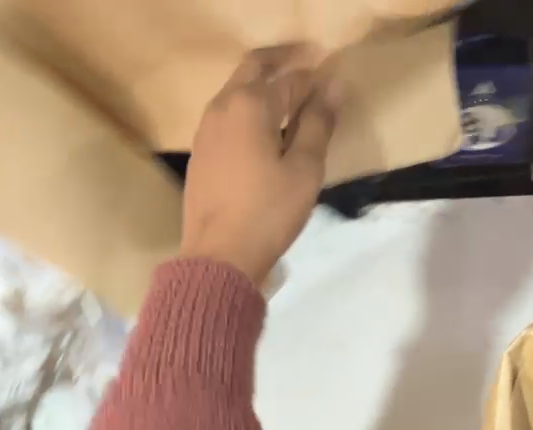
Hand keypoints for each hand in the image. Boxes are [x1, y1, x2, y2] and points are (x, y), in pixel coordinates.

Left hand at [180, 47, 339, 284]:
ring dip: (262, 94)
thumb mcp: (304, 171)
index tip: (332, 90)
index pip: (290, 79)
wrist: (220, 257)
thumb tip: (332, 87)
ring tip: (288, 111)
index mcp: (250, 105)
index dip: (314, 82)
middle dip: (282, 68)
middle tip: (307, 78)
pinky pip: (226, 123)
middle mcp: (222, 107)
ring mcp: (205, 132)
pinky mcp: (200, 157)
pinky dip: (247, 119)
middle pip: (254, 70)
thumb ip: (318, 125)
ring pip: (236, 96)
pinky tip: (261, 142)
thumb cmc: (268, 214)